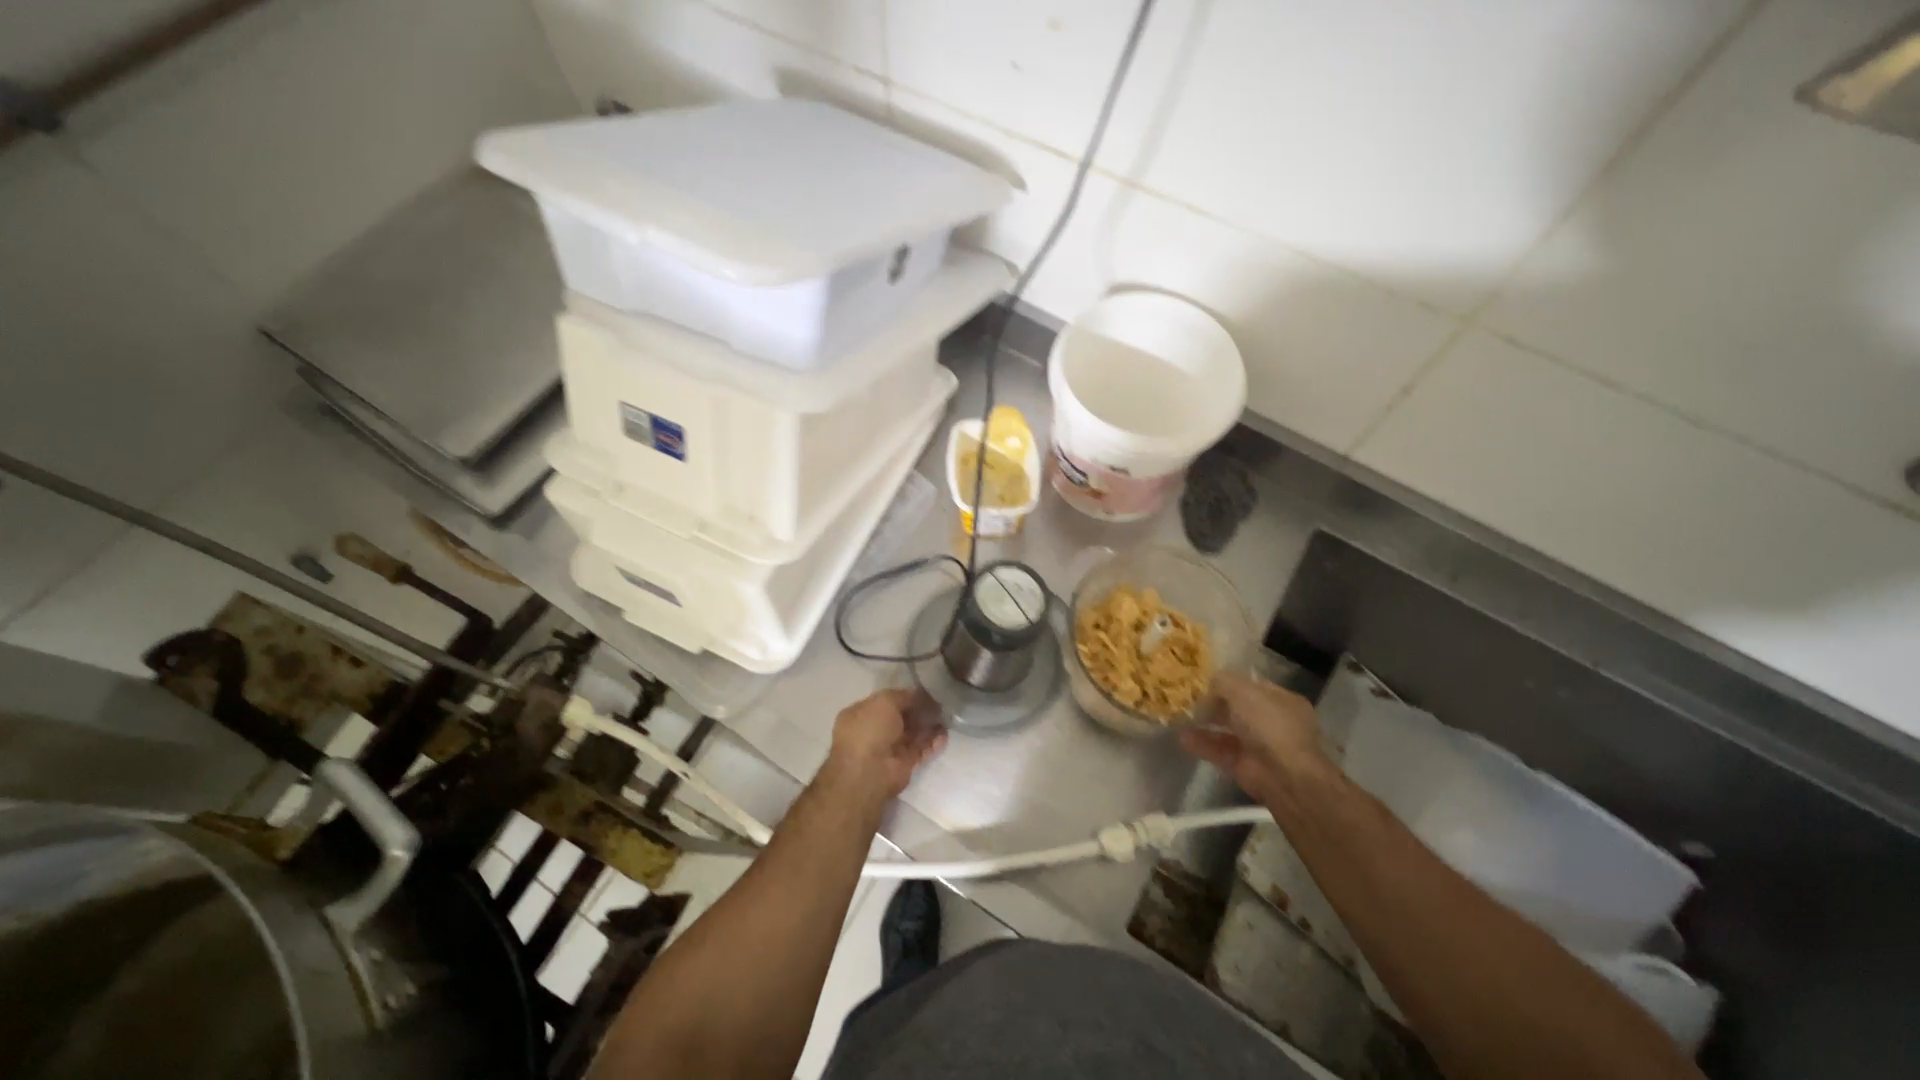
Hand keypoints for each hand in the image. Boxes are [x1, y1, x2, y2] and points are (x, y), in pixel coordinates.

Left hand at [822, 688, 947, 802]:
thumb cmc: (869, 729)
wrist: (868, 771)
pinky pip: (920, 750)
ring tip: (946, 717)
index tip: (926, 692)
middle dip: (920, 711)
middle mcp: (874, 731)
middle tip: (940, 704)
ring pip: (912, 734)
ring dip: (928, 726)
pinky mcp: (903, 764)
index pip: (887, 701)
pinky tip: (944, 735)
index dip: (905, 696)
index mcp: (862, 713)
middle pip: (901, 718)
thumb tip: (920, 695)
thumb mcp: (884, 701)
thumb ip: (904, 696)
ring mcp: (889, 749)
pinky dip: (932, 743)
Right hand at [1180, 672, 1331, 805]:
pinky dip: (1202, 745)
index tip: (1203, 680)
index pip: (1253, 686)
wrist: (1284, 775)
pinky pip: (1220, 751)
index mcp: (1282, 701)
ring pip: (1228, 731)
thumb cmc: (1269, 724)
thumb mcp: (1244, 692)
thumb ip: (1224, 682)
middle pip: (1238, 709)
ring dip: (1205, 724)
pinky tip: (1183, 738)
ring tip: (1180, 717)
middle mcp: (1273, 722)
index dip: (1229, 682)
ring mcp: (1259, 746)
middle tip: (1188, 698)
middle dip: (1214, 704)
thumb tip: (1210, 680)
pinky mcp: (1244, 766)